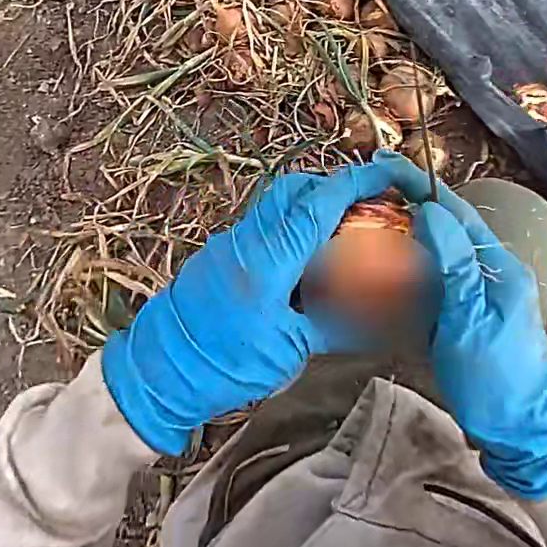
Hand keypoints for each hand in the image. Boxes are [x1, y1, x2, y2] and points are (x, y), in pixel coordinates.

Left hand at [102, 158, 402, 454]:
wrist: (156, 373)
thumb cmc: (222, 363)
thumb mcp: (288, 350)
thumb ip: (331, 327)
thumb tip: (369, 321)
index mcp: (272, 255)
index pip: (323, 201)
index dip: (361, 180)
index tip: (390, 173)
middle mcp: (250, 237)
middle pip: (297, 187)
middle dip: (335, 186)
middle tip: (364, 206)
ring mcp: (230, 243)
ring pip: (277, 204)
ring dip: (311, 206)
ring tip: (338, 235)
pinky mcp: (219, 256)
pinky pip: (263, 226)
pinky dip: (290, 229)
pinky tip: (303, 263)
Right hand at [386, 160, 546, 499]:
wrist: (517, 431)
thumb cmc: (495, 378)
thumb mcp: (471, 321)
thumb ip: (454, 265)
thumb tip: (432, 210)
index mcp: (498, 267)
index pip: (458, 214)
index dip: (423, 187)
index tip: (390, 165)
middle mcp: (489, 271)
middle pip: (447, 229)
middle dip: (411, 205)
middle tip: (371, 189)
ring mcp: (477, 293)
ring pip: (438, 253)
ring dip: (408, 233)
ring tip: (371, 218)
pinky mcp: (464, 313)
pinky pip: (435, 280)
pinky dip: (410, 267)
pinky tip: (386, 264)